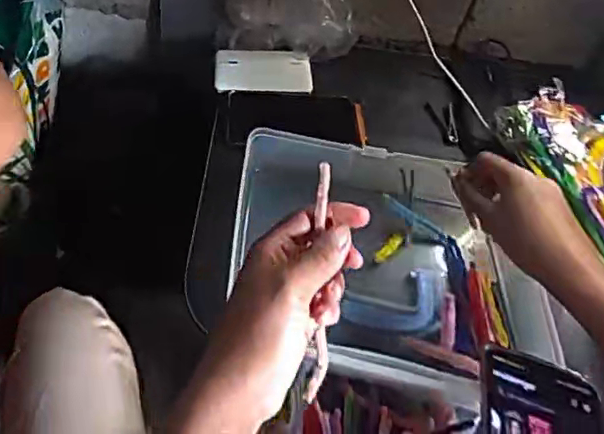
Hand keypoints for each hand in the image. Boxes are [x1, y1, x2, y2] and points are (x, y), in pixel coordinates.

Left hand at [173, 201, 371, 433]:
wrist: (240, 388)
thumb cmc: (258, 334)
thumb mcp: (291, 288)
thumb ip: (318, 257)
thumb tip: (341, 231)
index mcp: (272, 249)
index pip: (306, 218)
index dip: (334, 215)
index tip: (363, 218)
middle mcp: (278, 266)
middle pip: (318, 246)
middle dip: (336, 258)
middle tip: (351, 267)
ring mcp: (286, 294)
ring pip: (323, 275)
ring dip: (331, 288)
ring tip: (323, 305)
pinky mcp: (294, 319)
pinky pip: (320, 302)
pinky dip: (327, 308)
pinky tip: (321, 321)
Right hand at [454, 153, 603, 300]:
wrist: (574, 273)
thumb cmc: (528, 243)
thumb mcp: (490, 218)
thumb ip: (469, 195)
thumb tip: (459, 183)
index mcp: (516, 175)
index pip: (484, 159)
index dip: (469, 172)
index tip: (463, 190)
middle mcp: (535, 178)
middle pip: (500, 172)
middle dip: (484, 188)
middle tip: (476, 210)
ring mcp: (552, 193)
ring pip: (516, 188)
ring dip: (500, 199)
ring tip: (494, 223)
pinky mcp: (561, 209)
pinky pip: (532, 199)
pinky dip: (517, 208)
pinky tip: (515, 231)